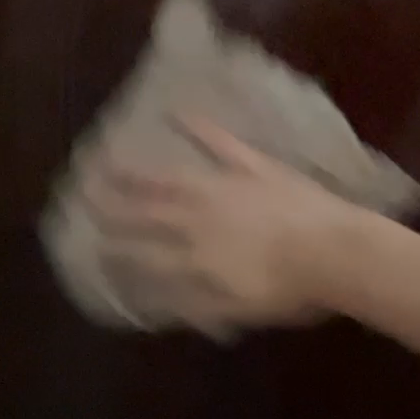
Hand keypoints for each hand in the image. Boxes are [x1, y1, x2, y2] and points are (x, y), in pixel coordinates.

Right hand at [81, 115, 370, 336]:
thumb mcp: (240, 309)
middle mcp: (201, 219)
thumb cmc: (292, 289)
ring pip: (173, 177)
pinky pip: (220, 142)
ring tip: (111, 156)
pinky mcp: (251, 165)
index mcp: (197, 259)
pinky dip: (199, 125)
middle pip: (150, 211)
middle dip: (115, 203)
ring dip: (140, 169)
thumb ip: (199, 303)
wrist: (334, 251)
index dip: (118, 248)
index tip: (92, 240)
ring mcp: (225, 187)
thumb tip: (162, 301)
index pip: (146, 254)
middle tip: (85, 190)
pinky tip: (178, 109)